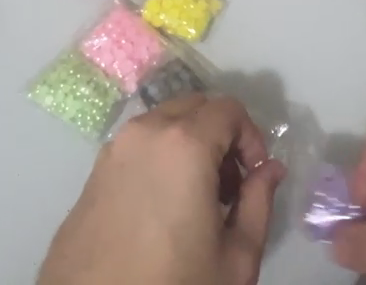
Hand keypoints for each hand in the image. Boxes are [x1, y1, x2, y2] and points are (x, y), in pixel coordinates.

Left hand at [38, 93, 287, 284]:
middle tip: (230, 188)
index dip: (251, 137)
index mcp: (184, 143)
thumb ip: (259, 204)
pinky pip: (139, 143)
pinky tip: (164, 206)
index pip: (229, 109)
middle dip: (221, 136)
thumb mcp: (235, 259)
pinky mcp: (95, 169)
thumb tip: (270, 169)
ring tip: (198, 199)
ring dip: (190, 143)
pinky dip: (161, 155)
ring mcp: (115, 147)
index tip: (254, 178)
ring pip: (165, 121)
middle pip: (196, 107)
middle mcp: (146, 131)